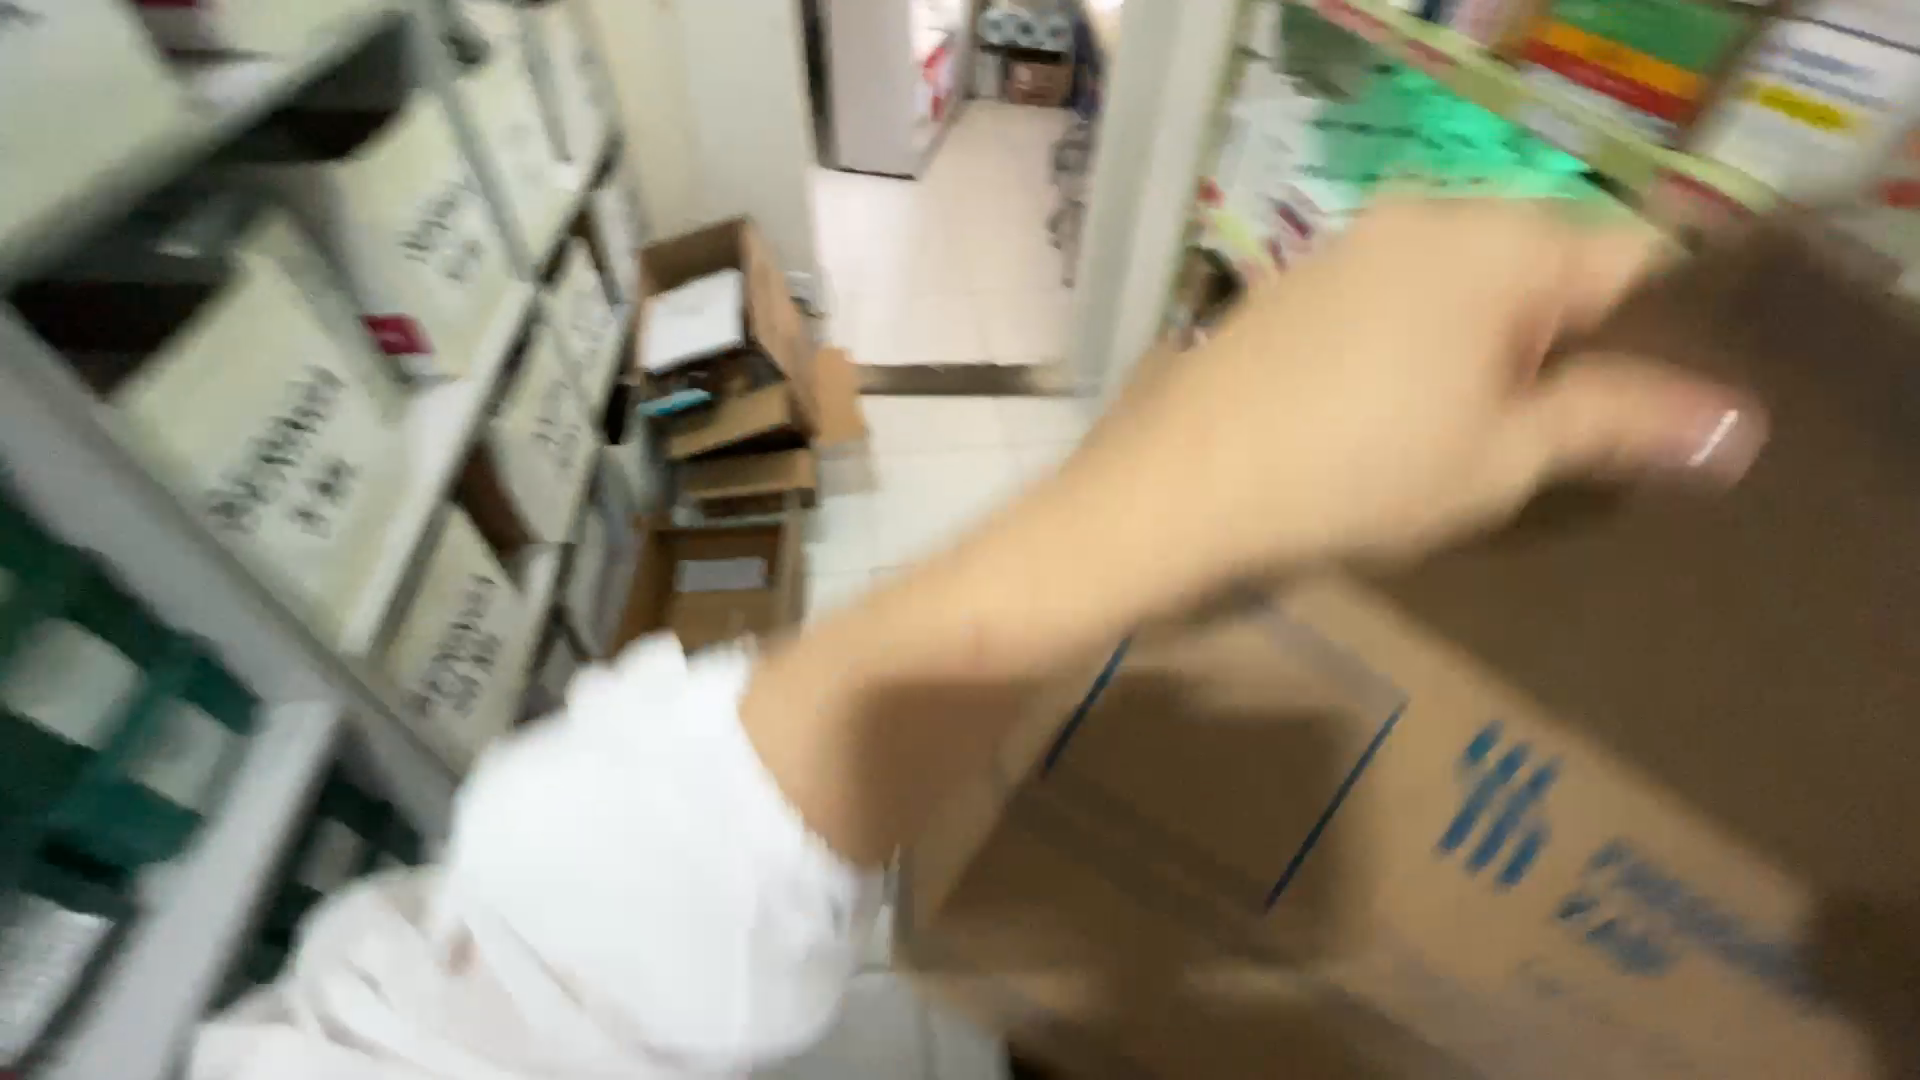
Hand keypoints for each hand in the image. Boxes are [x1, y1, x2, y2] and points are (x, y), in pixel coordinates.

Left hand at [742, 200, 1767, 865]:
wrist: (1170, 494)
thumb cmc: (1343, 480)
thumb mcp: (1495, 462)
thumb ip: (1615, 424)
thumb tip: (1732, 420)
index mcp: (1488, 244)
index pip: (1625, 262)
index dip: (1634, 345)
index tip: (1604, 419)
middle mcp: (1408, 224)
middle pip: (1527, 276)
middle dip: (1538, 354)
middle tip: (1508, 446)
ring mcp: (1328, 256)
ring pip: (1444, 298)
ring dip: (1460, 362)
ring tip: (1425, 447)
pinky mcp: (1271, 297)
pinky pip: (1371, 314)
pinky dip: (1390, 361)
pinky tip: (1354, 428)